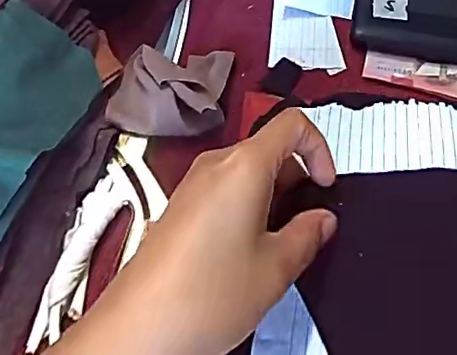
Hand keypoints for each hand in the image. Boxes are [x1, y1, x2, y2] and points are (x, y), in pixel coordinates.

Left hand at [54, 112, 338, 354]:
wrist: (131, 335)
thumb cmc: (197, 299)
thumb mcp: (274, 270)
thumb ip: (308, 236)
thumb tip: (321, 221)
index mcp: (245, 165)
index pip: (294, 123)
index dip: (320, 148)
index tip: (325, 184)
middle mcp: (217, 165)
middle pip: (270, 149)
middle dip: (295, 181)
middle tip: (303, 224)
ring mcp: (194, 186)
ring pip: (247, 173)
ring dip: (270, 199)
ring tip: (272, 248)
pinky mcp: (178, 209)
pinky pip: (223, 192)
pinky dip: (243, 210)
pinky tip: (241, 258)